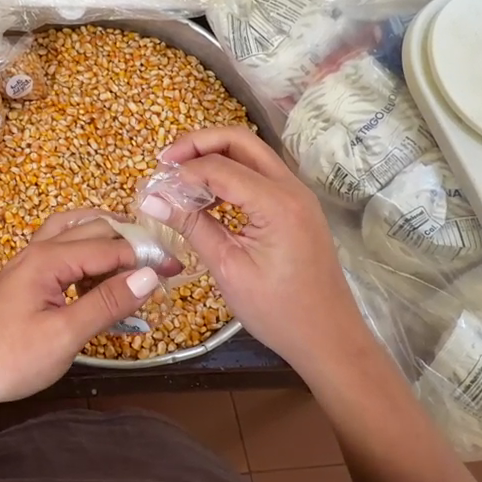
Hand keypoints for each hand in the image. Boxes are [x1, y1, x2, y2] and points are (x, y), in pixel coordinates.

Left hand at [0, 209, 161, 410]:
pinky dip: (86, 257)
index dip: (145, 256)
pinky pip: (61, 253)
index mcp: (49, 258)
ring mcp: (28, 264)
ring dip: (105, 241)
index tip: (177, 269)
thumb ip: (106, 303)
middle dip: (129, 242)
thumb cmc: (9, 357)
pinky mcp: (25, 281)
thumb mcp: (64, 334)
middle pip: (92, 230)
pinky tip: (100, 278)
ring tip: (136, 258)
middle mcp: (38, 251)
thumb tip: (150, 275)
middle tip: (163, 263)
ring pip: (73, 234)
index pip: (109, 246)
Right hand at [144, 127, 369, 366]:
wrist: (331, 340)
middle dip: (198, 144)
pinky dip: (229, 172)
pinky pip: (258, 173)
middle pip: (239, 140)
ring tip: (180, 177)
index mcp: (276, 204)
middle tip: (165, 161)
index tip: (155, 187)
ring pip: (250, 152)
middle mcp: (291, 188)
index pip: (219, 167)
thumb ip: (191, 226)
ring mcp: (297, 194)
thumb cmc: (279, 311)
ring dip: (213, 155)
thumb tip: (150, 200)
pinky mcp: (296, 205)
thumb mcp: (228, 269)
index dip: (183, 171)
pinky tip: (207, 196)